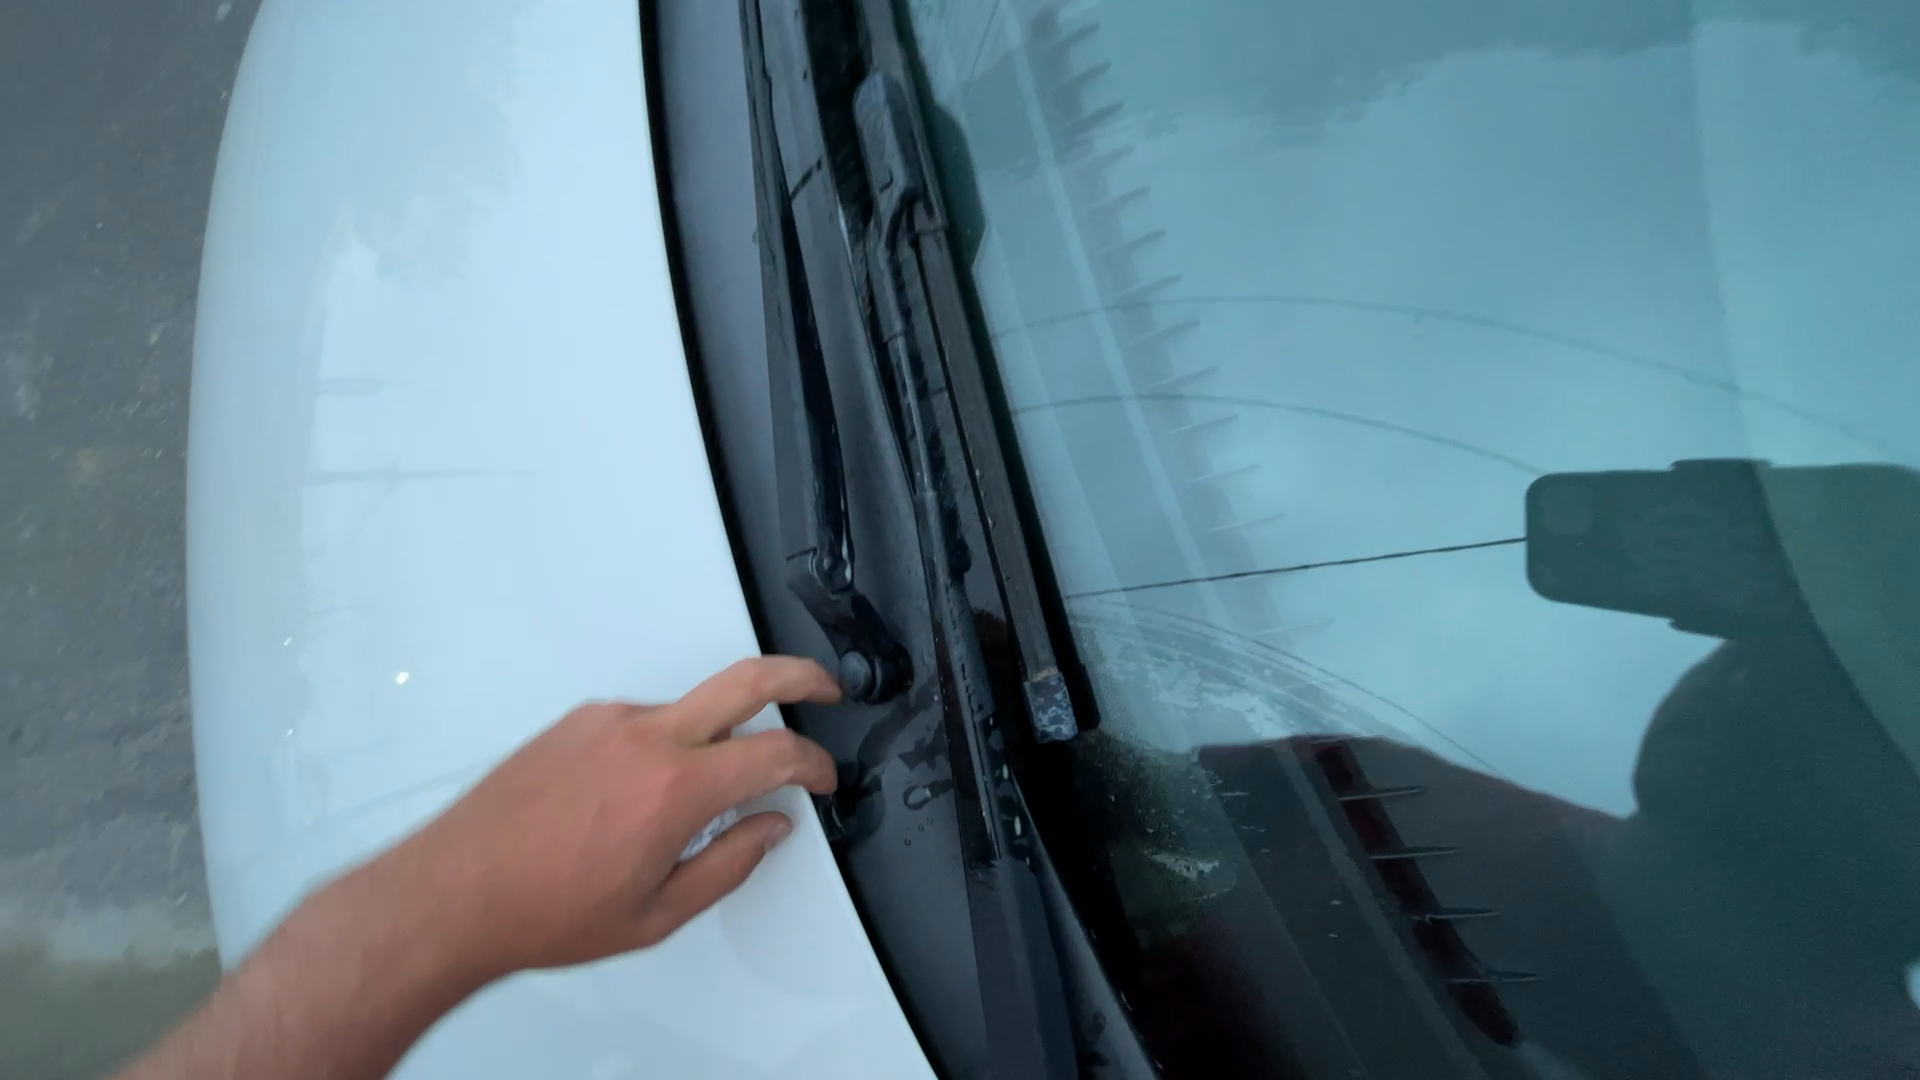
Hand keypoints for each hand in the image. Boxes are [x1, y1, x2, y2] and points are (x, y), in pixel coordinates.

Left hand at [380, 655, 841, 980]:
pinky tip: (633, 794)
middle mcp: (648, 738)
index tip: (821, 779)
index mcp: (675, 790)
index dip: (814, 765)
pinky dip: (664, 746)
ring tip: (684, 800)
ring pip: (696, 708)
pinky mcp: (583, 717)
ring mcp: (612, 719)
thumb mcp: (656, 915)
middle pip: (750, 678)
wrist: (447, 896)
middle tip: (826, 689)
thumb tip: (771, 827)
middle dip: (803, 676)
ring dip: (717, 737)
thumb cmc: (544, 912)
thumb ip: (730, 863)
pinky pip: (648, 719)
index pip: (776, 754)